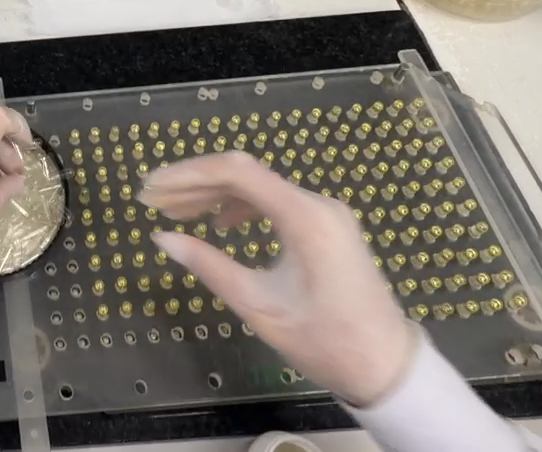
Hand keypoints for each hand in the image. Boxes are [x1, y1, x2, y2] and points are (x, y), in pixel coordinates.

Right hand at [142, 151, 419, 405]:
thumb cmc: (325, 342)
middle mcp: (316, 202)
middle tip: (152, 200)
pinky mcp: (324, 224)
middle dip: (193, 184)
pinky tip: (217, 222)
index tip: (152, 188)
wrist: (389, 370)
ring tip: (174, 211)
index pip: (236, 172)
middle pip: (243, 174)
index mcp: (304, 217)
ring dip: (213, 193)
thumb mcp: (259, 306)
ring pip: (256, 185)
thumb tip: (162, 238)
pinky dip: (239, 205)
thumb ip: (209, 266)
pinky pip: (273, 200)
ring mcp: (323, 211)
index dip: (188, 174)